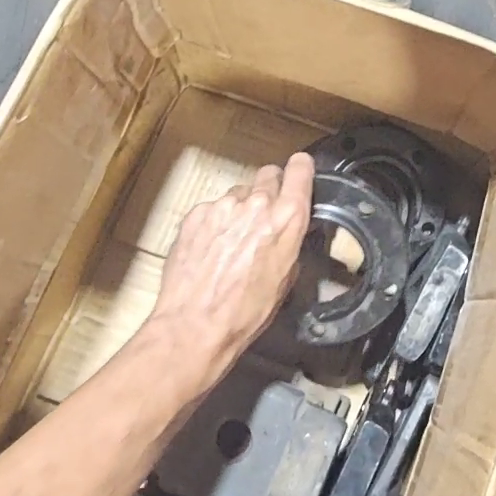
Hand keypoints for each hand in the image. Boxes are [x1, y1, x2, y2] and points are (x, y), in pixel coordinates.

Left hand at [147, 153, 315, 377]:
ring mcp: (223, 206)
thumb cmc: (245, 312)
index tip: (298, 174)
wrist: (194, 326)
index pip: (300, 169)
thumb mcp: (285, 278)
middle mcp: (257, 203)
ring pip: (239, 194)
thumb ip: (289, 241)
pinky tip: (210, 249)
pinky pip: (213, 208)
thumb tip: (286, 231)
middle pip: (269, 175)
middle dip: (269, 191)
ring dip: (240, 210)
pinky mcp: (196, 213)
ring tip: (232, 243)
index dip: (300, 170)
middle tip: (263, 218)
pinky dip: (214, 223)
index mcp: (287, 218)